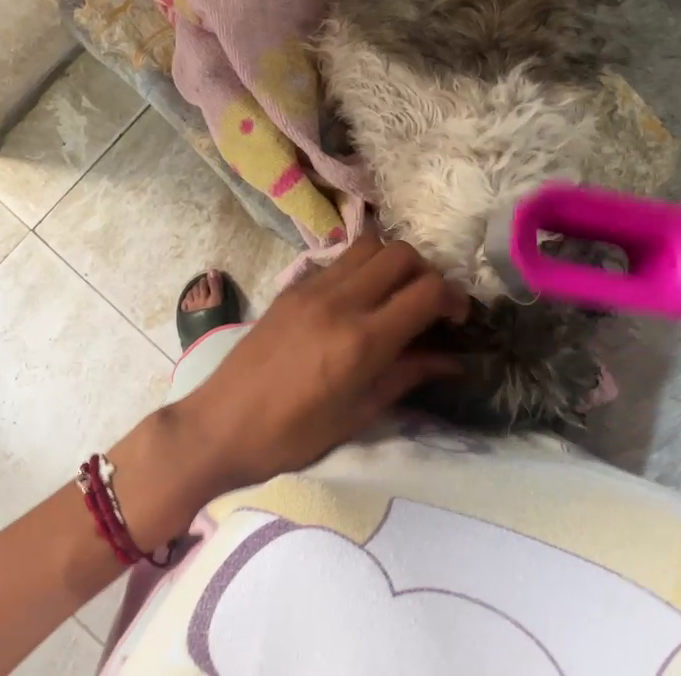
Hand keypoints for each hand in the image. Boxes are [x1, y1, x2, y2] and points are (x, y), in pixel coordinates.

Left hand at [171, 234, 466, 488]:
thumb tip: (454, 361)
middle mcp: (340, 302)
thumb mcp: (358, 414)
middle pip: (402, 254)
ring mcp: (313, 288)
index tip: (459, 319)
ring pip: (370, 245)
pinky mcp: (293, 287)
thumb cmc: (293, 434)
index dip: (454, 299)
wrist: (221, 425)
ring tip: (395, 295)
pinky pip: (339, 259)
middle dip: (428, 273)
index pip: (427, 292)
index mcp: (362, 341)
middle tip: (430, 305)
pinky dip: (362, 267)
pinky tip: (360, 298)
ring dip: (393, 262)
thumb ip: (407, 376)